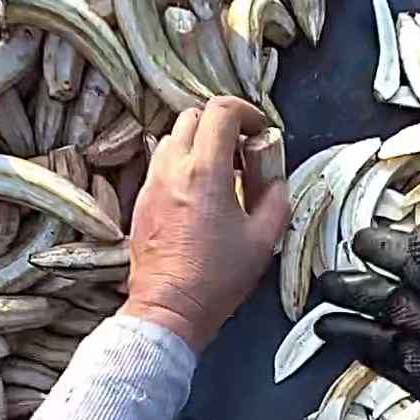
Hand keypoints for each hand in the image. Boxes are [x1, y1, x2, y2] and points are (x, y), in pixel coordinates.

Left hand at [121, 98, 291, 351]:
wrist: (170, 308)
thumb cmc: (215, 279)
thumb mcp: (263, 241)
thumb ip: (276, 201)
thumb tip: (277, 183)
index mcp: (205, 172)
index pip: (221, 111)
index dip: (246, 112)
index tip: (258, 130)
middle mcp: (173, 169)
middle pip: (193, 117)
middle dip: (222, 126)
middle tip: (242, 154)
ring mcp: (152, 185)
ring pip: (174, 140)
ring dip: (200, 146)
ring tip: (220, 176)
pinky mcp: (142, 203)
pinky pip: (162, 167)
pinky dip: (183, 168)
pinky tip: (199, 198)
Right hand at [316, 217, 419, 419]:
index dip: (392, 246)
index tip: (361, 240)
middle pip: (398, 287)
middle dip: (362, 279)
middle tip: (328, 274)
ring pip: (385, 321)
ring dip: (353, 310)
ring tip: (321, 303)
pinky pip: (384, 355)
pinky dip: (359, 343)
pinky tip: (335, 334)